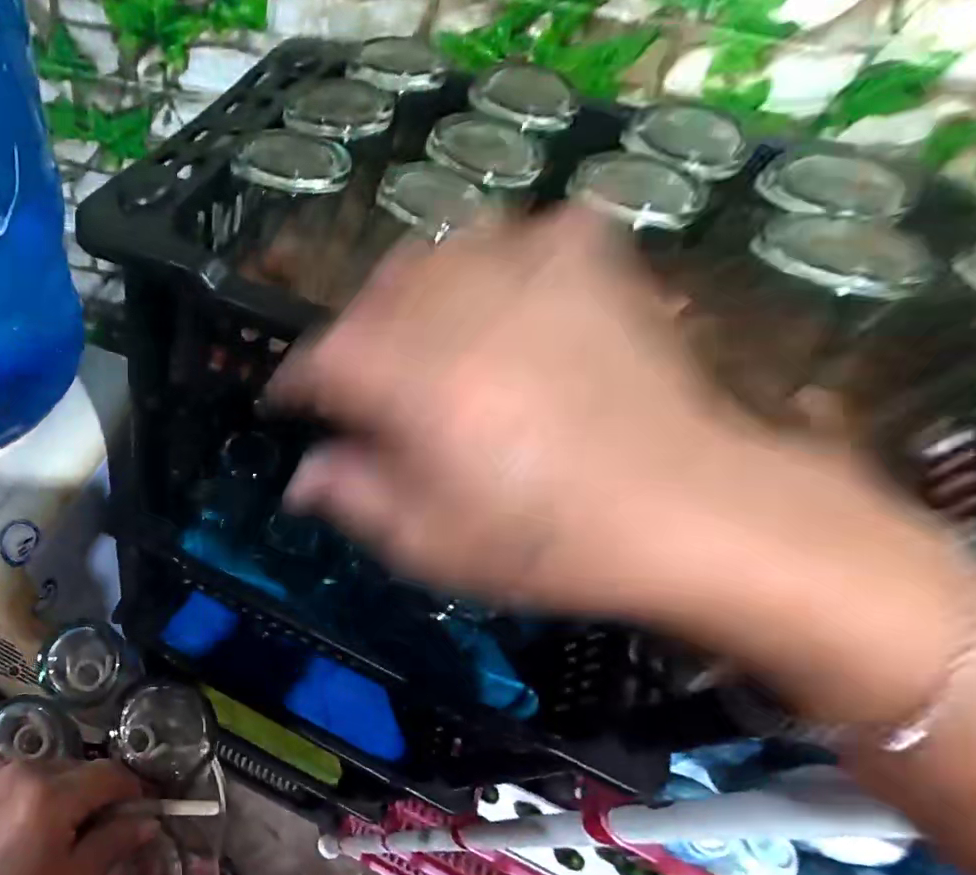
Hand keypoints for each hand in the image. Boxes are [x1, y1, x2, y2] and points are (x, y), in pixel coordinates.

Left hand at [0, 759, 152, 874]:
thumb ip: (113, 842)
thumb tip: (146, 820)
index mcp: (50, 793)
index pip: (110, 773)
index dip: (133, 792)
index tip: (140, 817)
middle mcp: (22, 768)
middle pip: (79, 768)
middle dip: (98, 794)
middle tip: (101, 834)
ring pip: (50, 771)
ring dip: (66, 793)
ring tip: (60, 835)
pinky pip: (19, 778)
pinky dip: (34, 795)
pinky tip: (25, 831)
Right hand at [267, 206, 776, 616]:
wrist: (687, 514)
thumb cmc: (545, 543)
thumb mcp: (428, 544)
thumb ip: (353, 498)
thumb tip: (301, 475)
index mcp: (416, 388)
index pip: (323, 358)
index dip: (293, 380)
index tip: (288, 401)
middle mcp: (464, 318)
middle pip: (372, 297)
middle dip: (348, 336)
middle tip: (357, 381)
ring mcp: (533, 283)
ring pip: (438, 250)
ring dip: (409, 291)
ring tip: (417, 331)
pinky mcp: (593, 273)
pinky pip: (529, 229)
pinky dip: (498, 255)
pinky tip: (500, 293)